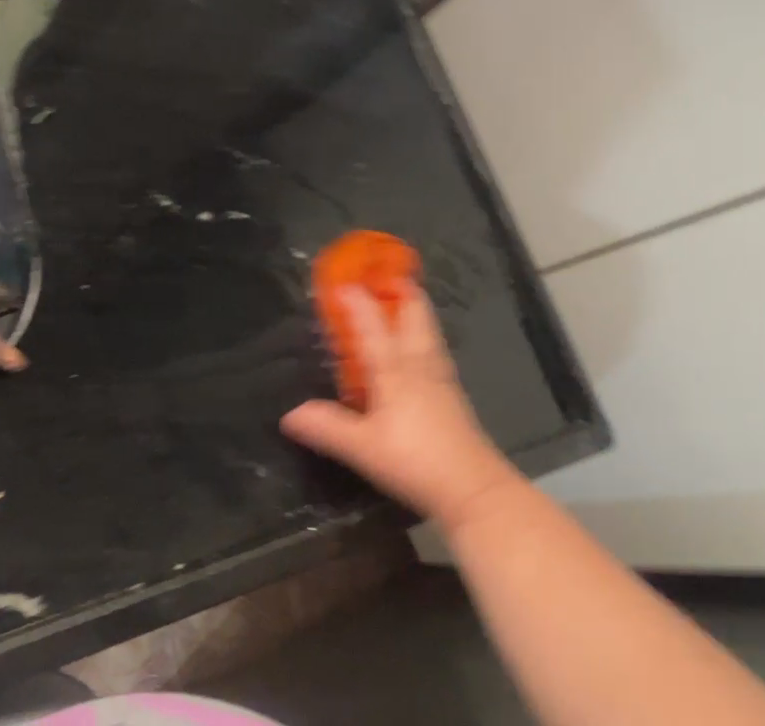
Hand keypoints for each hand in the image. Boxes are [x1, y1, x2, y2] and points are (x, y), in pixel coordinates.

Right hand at [281, 282, 523, 527]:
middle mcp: (419, 366)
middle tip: (384, 274)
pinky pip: (432, 352)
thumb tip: (289, 414)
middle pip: (413, 316)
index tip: (341, 280)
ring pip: (427, 332)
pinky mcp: (451, 397)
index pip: (372, 325)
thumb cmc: (415, 461)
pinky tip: (416, 349)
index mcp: (394, 371)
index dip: (356, 300)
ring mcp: (440, 380)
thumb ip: (325, 427)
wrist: (475, 490)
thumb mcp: (361, 448)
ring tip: (400, 298)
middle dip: (399, 290)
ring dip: (412, 310)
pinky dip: (420, 336)